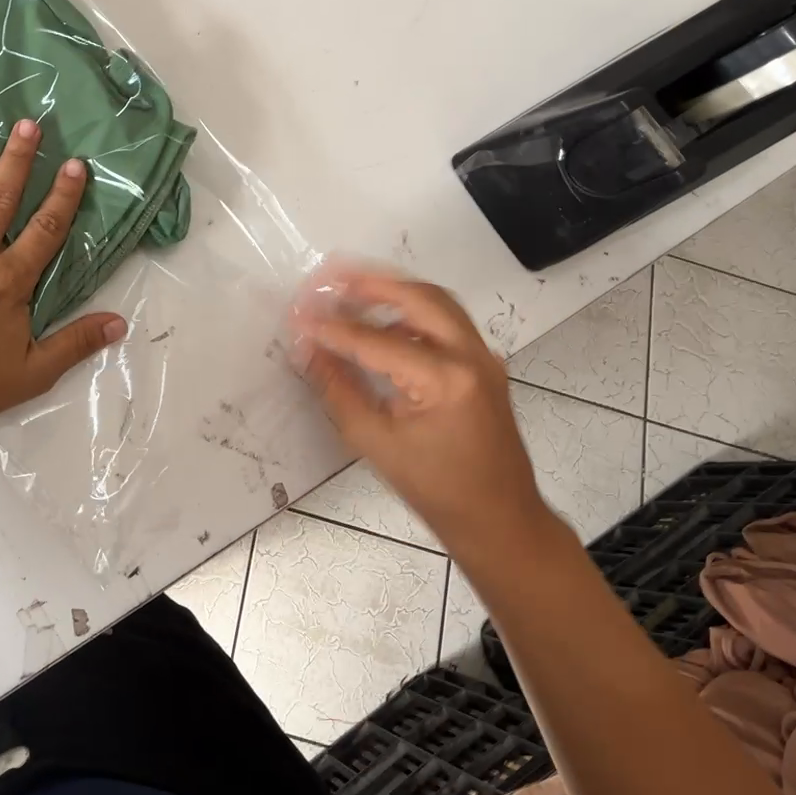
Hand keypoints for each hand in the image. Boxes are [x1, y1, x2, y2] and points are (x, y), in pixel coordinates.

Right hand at [289, 264, 553, 550]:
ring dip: (391, 290)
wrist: (499, 517)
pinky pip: (444, 322)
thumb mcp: (374, 441)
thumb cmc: (435, 488)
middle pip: (417, 298)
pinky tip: (377, 320)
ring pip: (435, 302)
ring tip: (348, 288)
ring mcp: (483, 358)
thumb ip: (338, 389)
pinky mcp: (482, 365)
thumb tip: (308, 351)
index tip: (296, 317)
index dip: (331, 328)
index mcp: (445, 379)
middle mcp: (471, 357)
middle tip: (327, 278)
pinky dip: (409, 310)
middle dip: (369, 283)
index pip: (375, 340)